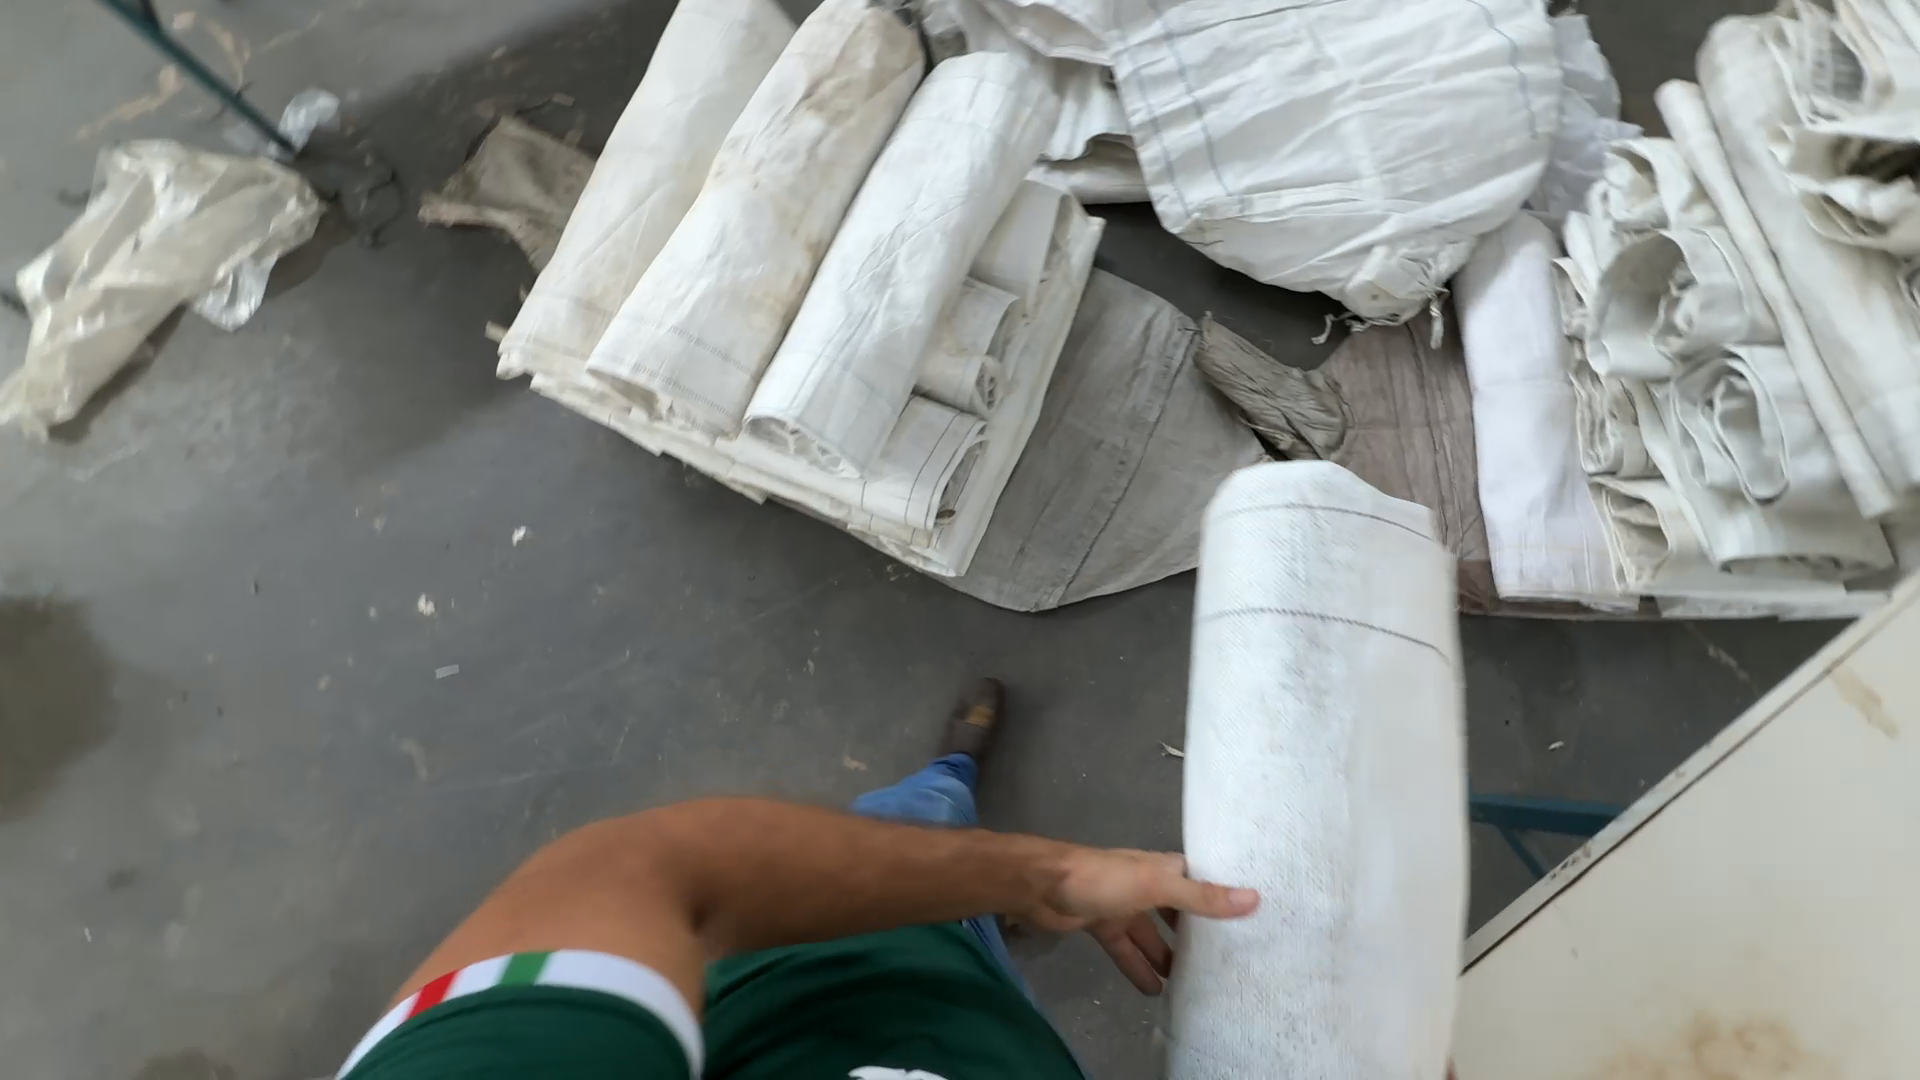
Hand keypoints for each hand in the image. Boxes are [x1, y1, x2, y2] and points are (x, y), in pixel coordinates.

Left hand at [1021, 847, 1257, 994]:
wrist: (1044, 886)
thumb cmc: (1103, 878)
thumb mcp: (1155, 885)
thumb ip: (1200, 896)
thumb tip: (1254, 898)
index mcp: (1161, 868)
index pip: (1198, 881)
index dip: (1221, 896)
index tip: (1251, 919)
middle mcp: (1145, 883)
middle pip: (1176, 910)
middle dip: (1196, 934)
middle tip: (1226, 965)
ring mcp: (1122, 904)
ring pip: (1151, 933)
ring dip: (1168, 956)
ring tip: (1194, 987)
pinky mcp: (1101, 924)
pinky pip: (1126, 948)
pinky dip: (1138, 966)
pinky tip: (1155, 991)